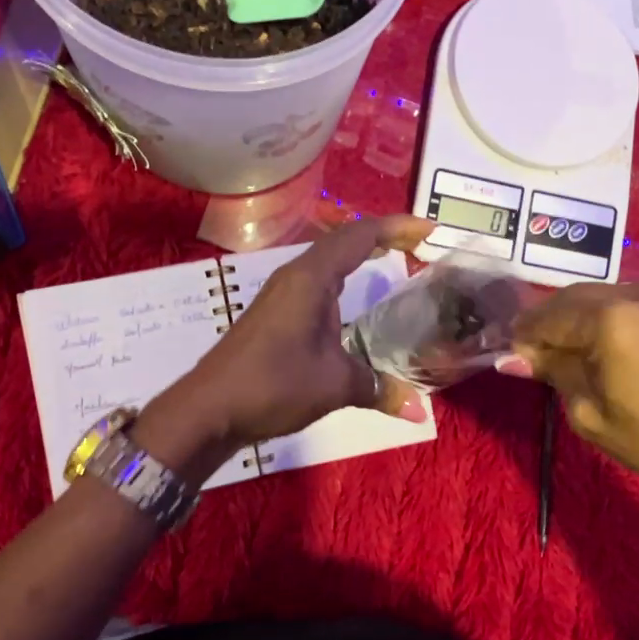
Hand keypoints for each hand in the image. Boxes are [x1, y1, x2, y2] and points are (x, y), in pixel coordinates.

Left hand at [135, 217, 433, 479]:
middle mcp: (295, 276)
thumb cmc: (272, 385)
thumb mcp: (334, 386)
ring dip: (360, 255)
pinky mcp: (275, 313)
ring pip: (328, 260)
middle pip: (344, 241)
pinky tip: (356, 301)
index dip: (398, 227)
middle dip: (383, 237)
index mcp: (311, 278)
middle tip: (420, 244)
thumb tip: (420, 411)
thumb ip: (379, 390)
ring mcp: (282, 294)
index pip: (360, 236)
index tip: (431, 230)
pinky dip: (344, 278)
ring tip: (395, 261)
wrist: (207, 409)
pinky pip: (317, 281)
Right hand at [502, 281, 638, 531]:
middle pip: (579, 297)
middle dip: (554, 321)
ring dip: (588, 317)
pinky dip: (624, 317)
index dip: (525, 333)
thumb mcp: (591, 415)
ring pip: (612, 295)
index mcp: (612, 320)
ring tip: (580, 350)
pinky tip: (623, 345)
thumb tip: (513, 357)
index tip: (510, 351)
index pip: (550, 316)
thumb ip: (554, 373)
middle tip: (537, 350)